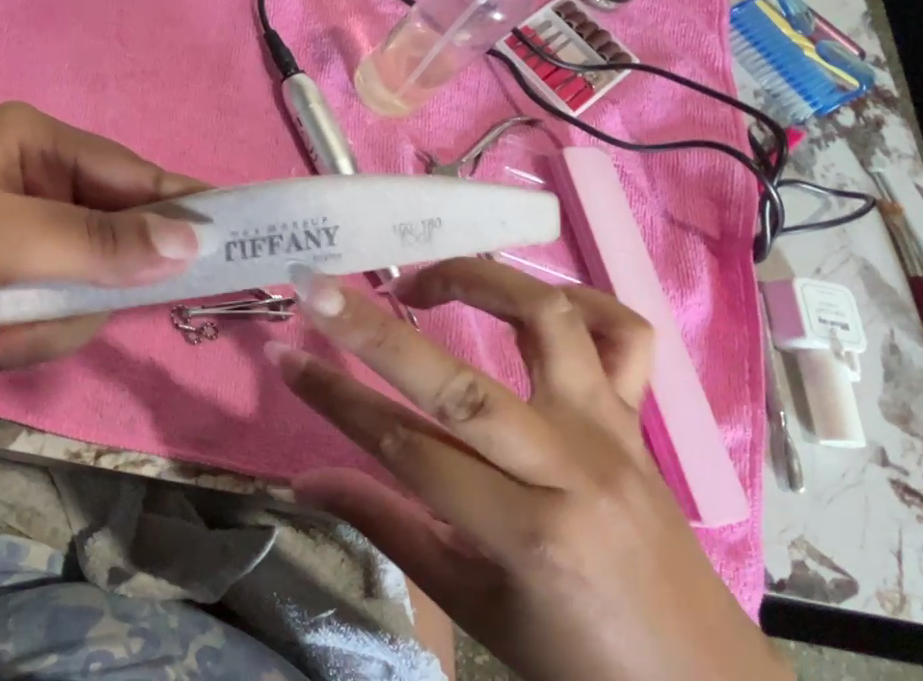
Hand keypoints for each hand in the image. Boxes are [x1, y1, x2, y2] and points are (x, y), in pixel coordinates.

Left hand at [0, 102, 204, 401]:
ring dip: (36, 324)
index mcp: (28, 141)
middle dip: (82, 291)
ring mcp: (11, 240)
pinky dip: (12, 341)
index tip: (241, 256)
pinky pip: (42, 319)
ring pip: (81, 293)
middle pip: (112, 242)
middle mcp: (26, 180)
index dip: (185, 215)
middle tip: (37, 313)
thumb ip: (97, 240)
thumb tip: (196, 238)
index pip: (135, 175)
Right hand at [269, 258, 787, 680]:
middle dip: (376, 332)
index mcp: (526, 533)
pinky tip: (526, 303)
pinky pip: (623, 336)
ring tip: (418, 280)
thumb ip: (388, 527)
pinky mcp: (638, 421)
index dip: (336, 398)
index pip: (406, 447)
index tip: (284, 356)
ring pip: (549, 325)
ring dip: (477, 281)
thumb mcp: (473, 606)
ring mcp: (612, 434)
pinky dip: (576, 301)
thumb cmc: (577, 657)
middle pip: (459, 384)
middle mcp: (572, 468)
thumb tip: (307, 479)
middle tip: (318, 289)